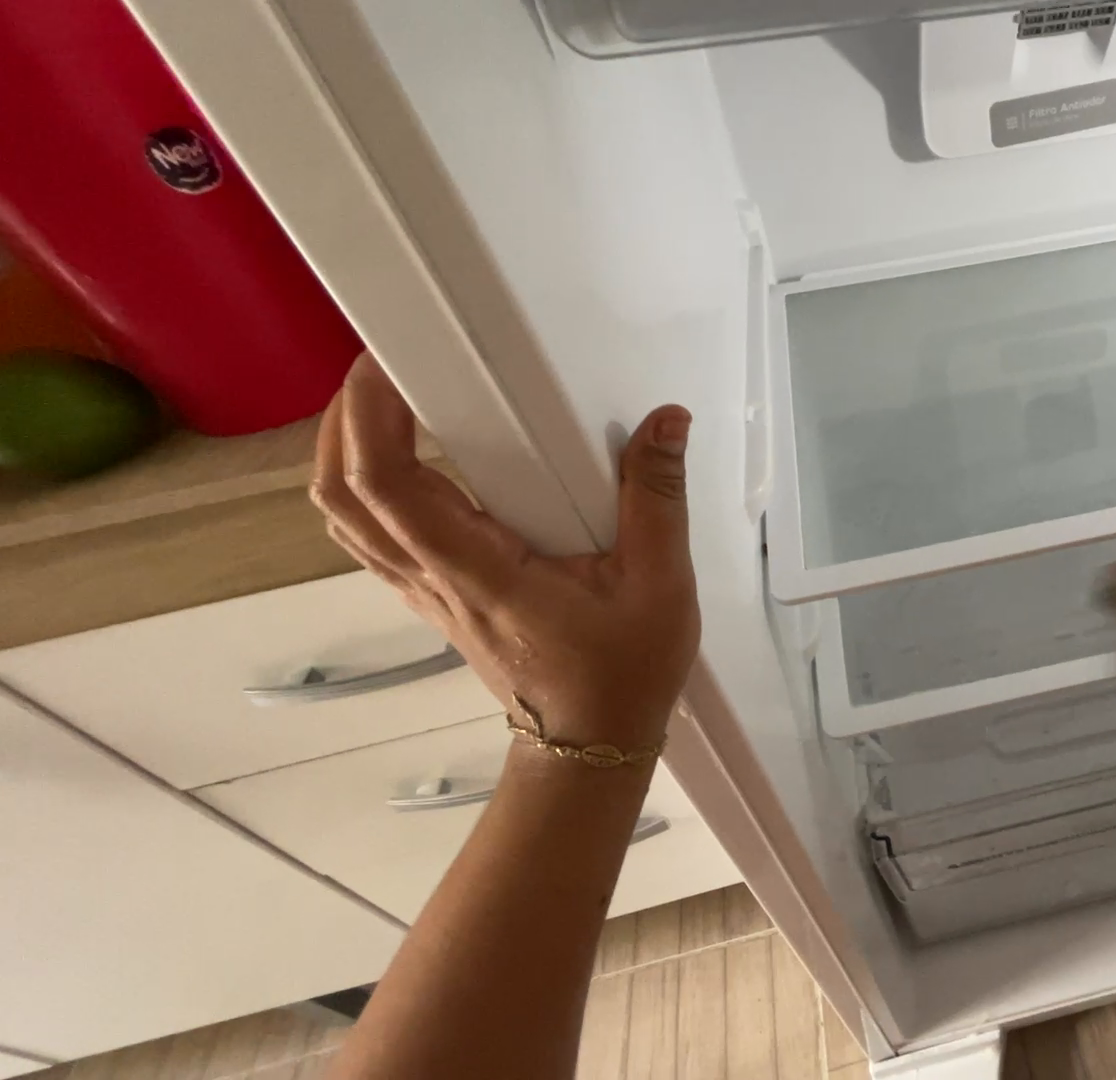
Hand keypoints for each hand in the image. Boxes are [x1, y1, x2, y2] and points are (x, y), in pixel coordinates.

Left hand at [309, 357, 698, 752]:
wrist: (592, 743)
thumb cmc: (626, 670)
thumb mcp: (660, 583)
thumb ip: (658, 497)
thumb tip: (667, 421)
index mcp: (480, 571)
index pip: (388, 485)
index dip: (369, 415)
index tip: (390, 360)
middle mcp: (435, 580)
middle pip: (343, 495)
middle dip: (345, 420)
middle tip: (390, 369)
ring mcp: (428, 595)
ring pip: (348, 519)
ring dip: (347, 455)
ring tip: (391, 406)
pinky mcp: (439, 602)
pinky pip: (375, 538)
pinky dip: (370, 490)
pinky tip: (414, 468)